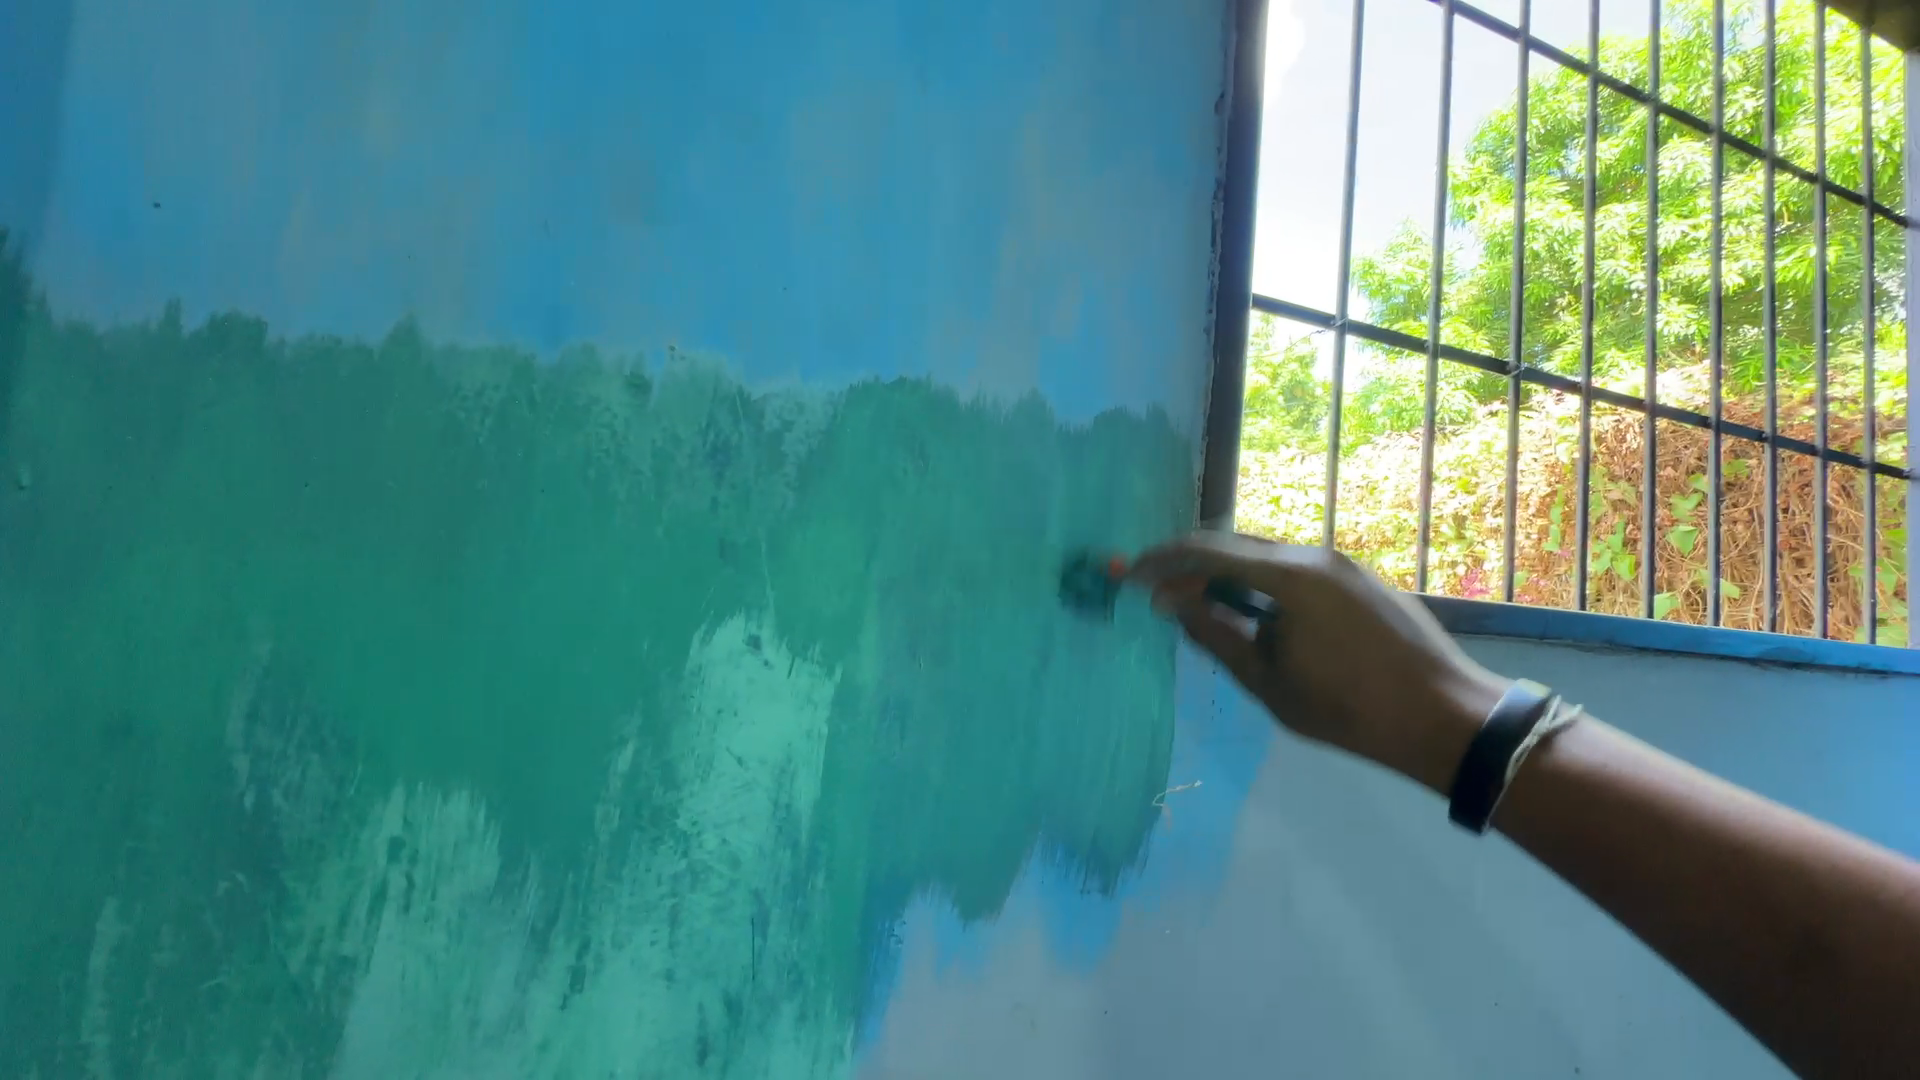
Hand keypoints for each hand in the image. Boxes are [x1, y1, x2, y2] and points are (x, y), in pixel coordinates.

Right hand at [1127, 531, 1509, 792]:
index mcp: (1289, 575)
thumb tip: (1172, 603)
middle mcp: (1313, 555)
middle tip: (1157, 594)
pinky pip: (1291, 568)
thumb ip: (1214, 634)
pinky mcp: (1356, 579)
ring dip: (1223, 574)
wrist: (1449, 719)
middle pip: (1232, 544)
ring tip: (1198, 606)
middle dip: (1188, 565)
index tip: (1128, 575)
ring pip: (1262, 555)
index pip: (1205, 552)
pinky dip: (1256, 582)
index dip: (1160, 561)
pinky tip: (1250, 612)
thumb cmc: (1349, 709)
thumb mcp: (1267, 681)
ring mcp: (1339, 564)